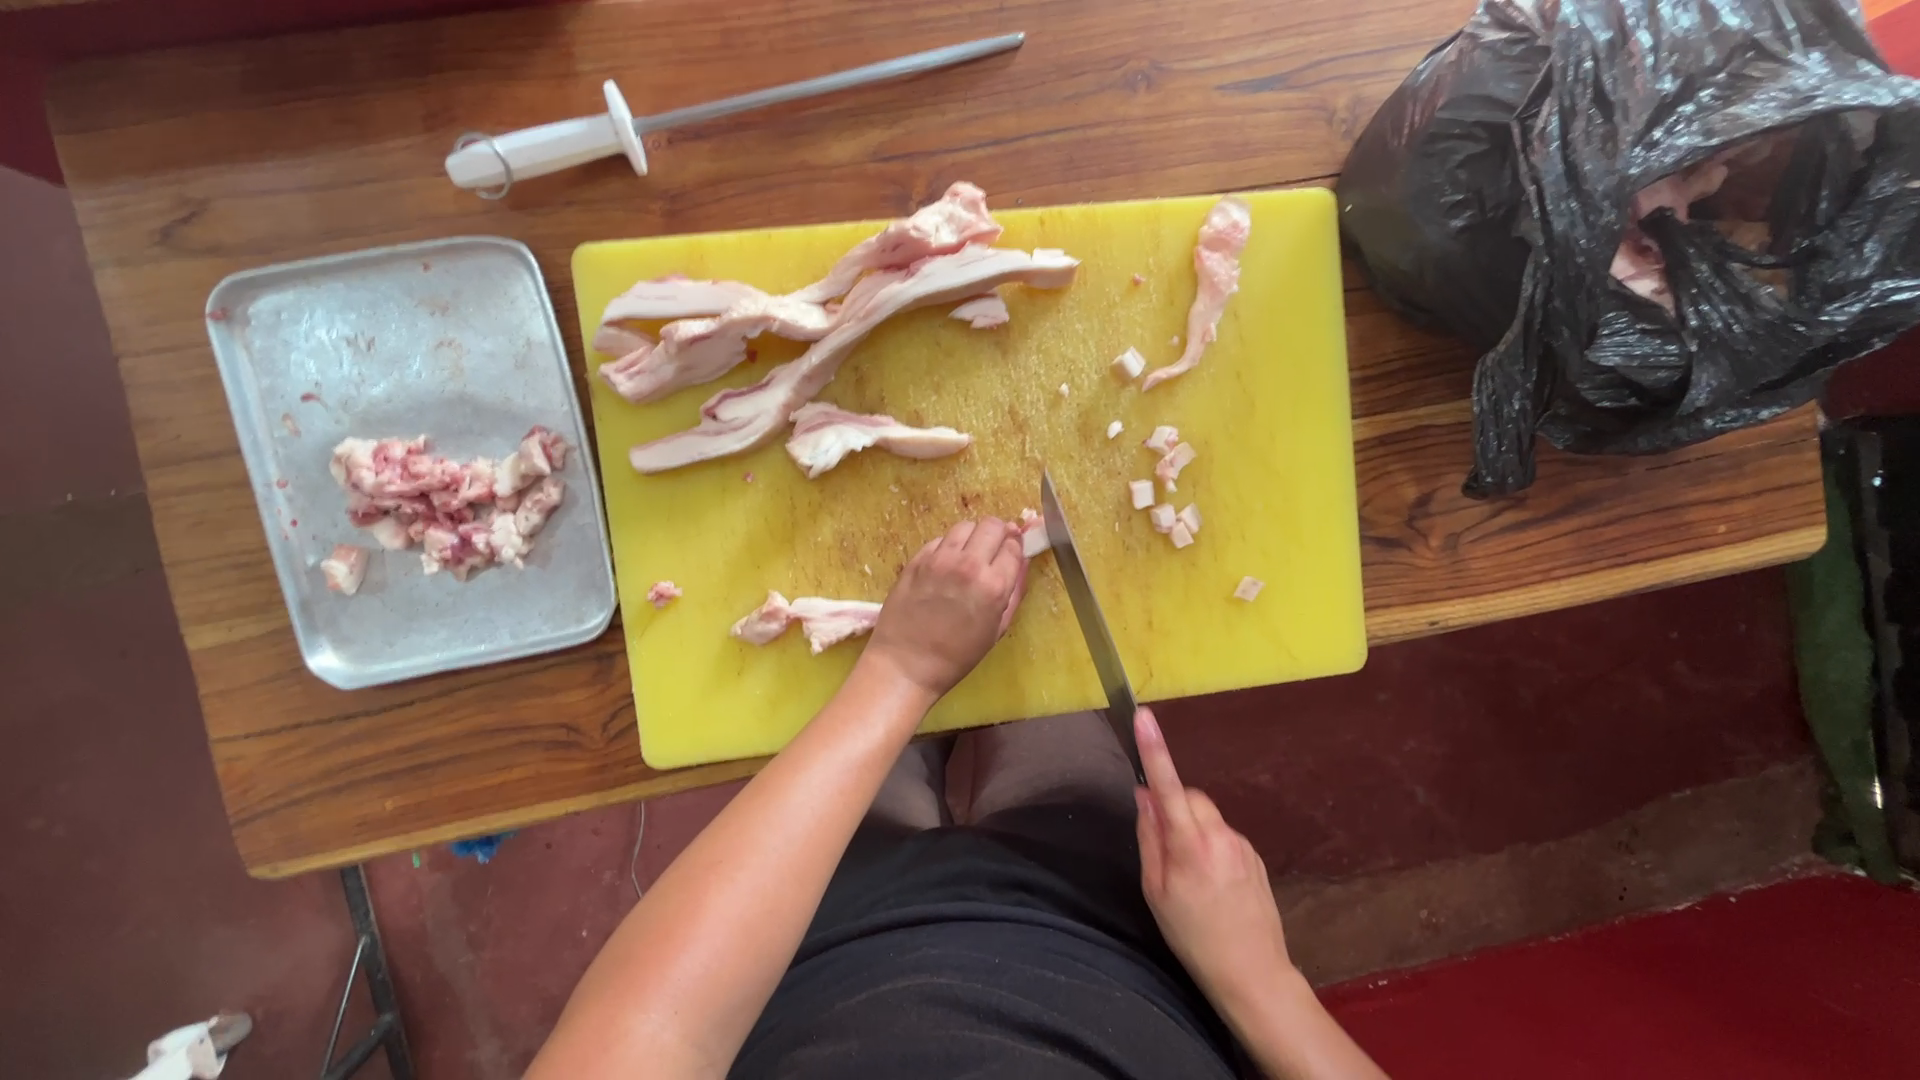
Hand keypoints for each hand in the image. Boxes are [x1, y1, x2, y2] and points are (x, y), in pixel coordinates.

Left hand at [864, 517, 1028, 697]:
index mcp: (994, 585)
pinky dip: (948, 547)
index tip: (1012, 551)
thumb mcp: (997, 628)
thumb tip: (1022, 562)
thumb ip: (1015, 591)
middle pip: (992, 525)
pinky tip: (946, 566)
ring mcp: (939, 558)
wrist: (907, 664)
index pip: (1013, 545)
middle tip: (993, 549)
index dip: (1015, 546)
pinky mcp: (917, 559)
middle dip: (997, 534)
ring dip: (972, 536)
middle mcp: (968, 564)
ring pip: (965, 526)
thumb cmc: (957, 656)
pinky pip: (940, 539)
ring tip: (969, 555)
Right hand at [1134, 706, 1293, 1011]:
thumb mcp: (1155, 891)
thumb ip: (1148, 837)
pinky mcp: (1254, 854)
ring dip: (1192, 828)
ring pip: (1205, 815)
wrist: (1253, 973)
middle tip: (1164, 848)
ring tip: (1190, 875)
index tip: (1144, 716)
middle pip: (1188, 796)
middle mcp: (1218, 835)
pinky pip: (1222, 833)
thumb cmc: (1192, 936)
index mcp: (1188, 846)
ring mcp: (1241, 843)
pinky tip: (1212, 883)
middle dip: (1173, 806)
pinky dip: (1209, 844)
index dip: (1153, 748)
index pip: (1166, 785)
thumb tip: (1144, 795)